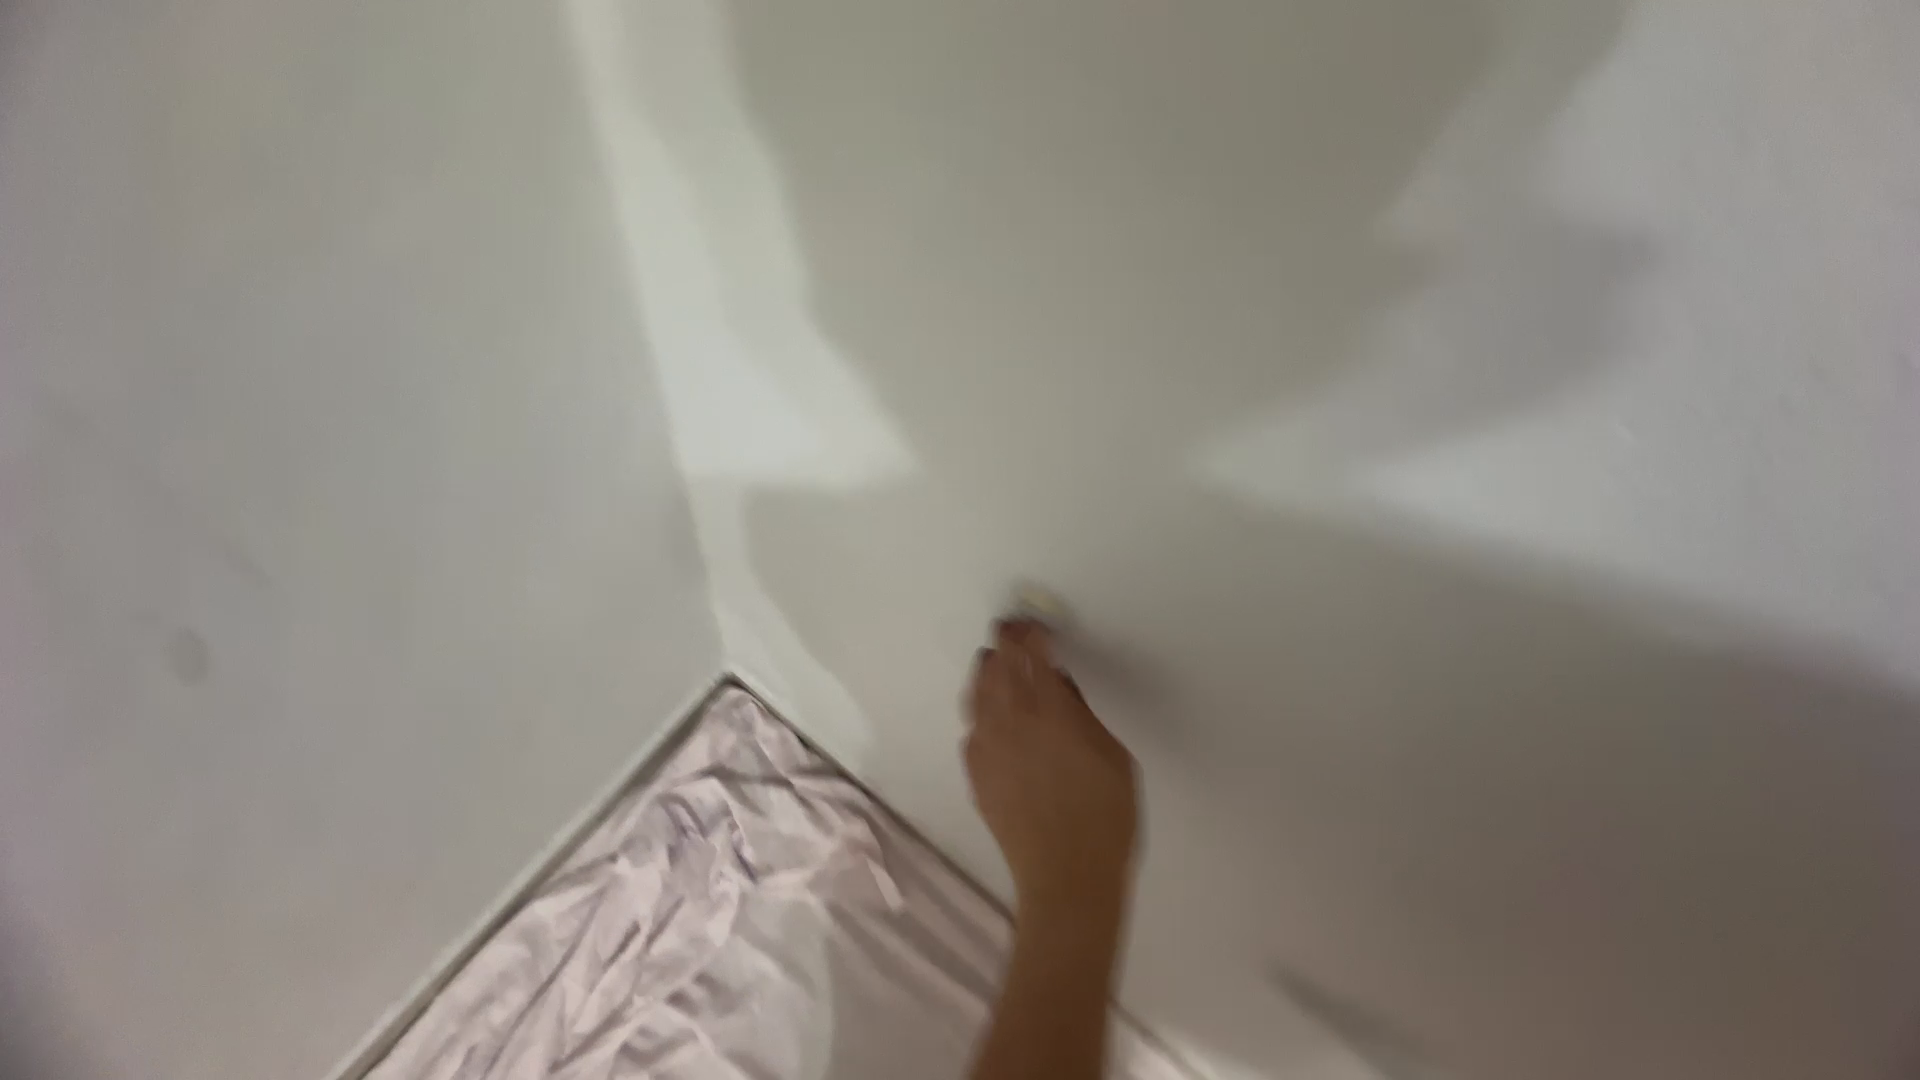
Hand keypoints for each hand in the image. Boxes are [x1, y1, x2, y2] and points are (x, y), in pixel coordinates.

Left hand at [963, 619, 1140, 916]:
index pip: (1031, 654)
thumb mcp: (1112, 754)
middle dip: (1005, 643)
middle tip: (1011, 631)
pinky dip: (980, 709)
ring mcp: (985, 746)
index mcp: (1048, 710)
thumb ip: (1080, 713)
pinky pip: (972, 727)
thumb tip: (1059, 685)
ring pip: (977, 693)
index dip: (1030, 634)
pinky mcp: (974, 772)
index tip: (1034, 624)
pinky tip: (989, 712)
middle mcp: (1009, 720)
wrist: (1066, 877)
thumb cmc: (1105, 815)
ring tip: (993, 661)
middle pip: (998, 666)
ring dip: (986, 671)